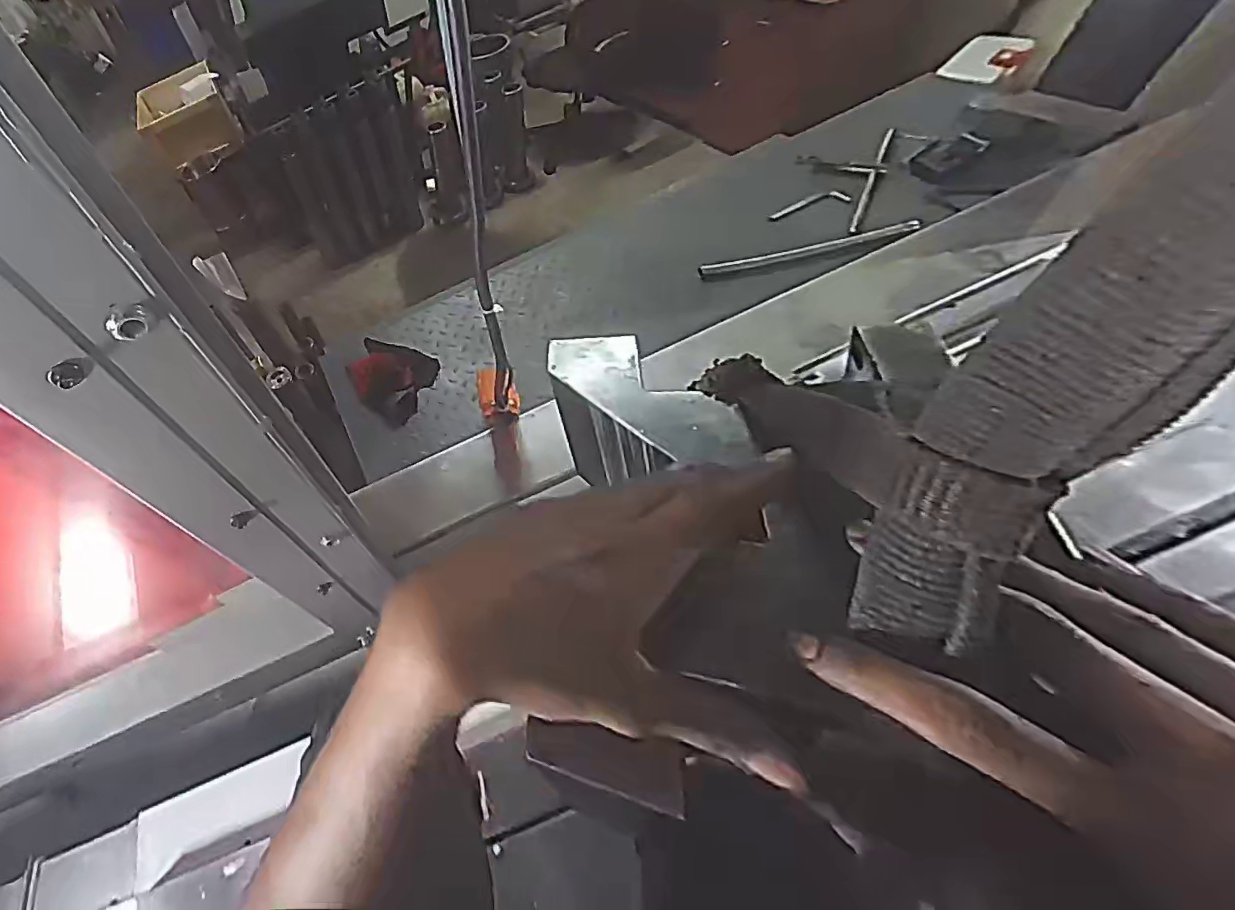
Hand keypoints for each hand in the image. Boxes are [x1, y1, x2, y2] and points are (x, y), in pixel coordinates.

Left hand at [372, 458, 802, 790]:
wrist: (441, 627)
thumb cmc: (536, 662)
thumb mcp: (627, 700)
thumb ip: (710, 728)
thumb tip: (792, 773)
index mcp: (641, 553)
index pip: (712, 502)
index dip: (755, 480)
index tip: (787, 462)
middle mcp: (606, 517)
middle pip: (676, 485)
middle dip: (720, 481)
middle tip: (753, 489)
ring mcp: (565, 510)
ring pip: (635, 488)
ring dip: (673, 489)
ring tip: (697, 503)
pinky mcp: (534, 515)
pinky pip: (598, 497)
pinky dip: (630, 500)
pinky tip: (624, 523)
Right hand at [797, 554, 1234, 909]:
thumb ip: (1062, 874)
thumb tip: (961, 853)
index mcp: (1146, 821)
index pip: (969, 726)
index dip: (878, 679)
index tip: (816, 644)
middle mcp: (1191, 747)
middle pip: (1041, 637)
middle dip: (955, 585)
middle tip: (891, 543)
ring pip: (1117, 613)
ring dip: (1030, 574)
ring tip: (968, 537)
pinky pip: (1214, 622)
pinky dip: (1139, 589)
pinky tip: (1104, 569)